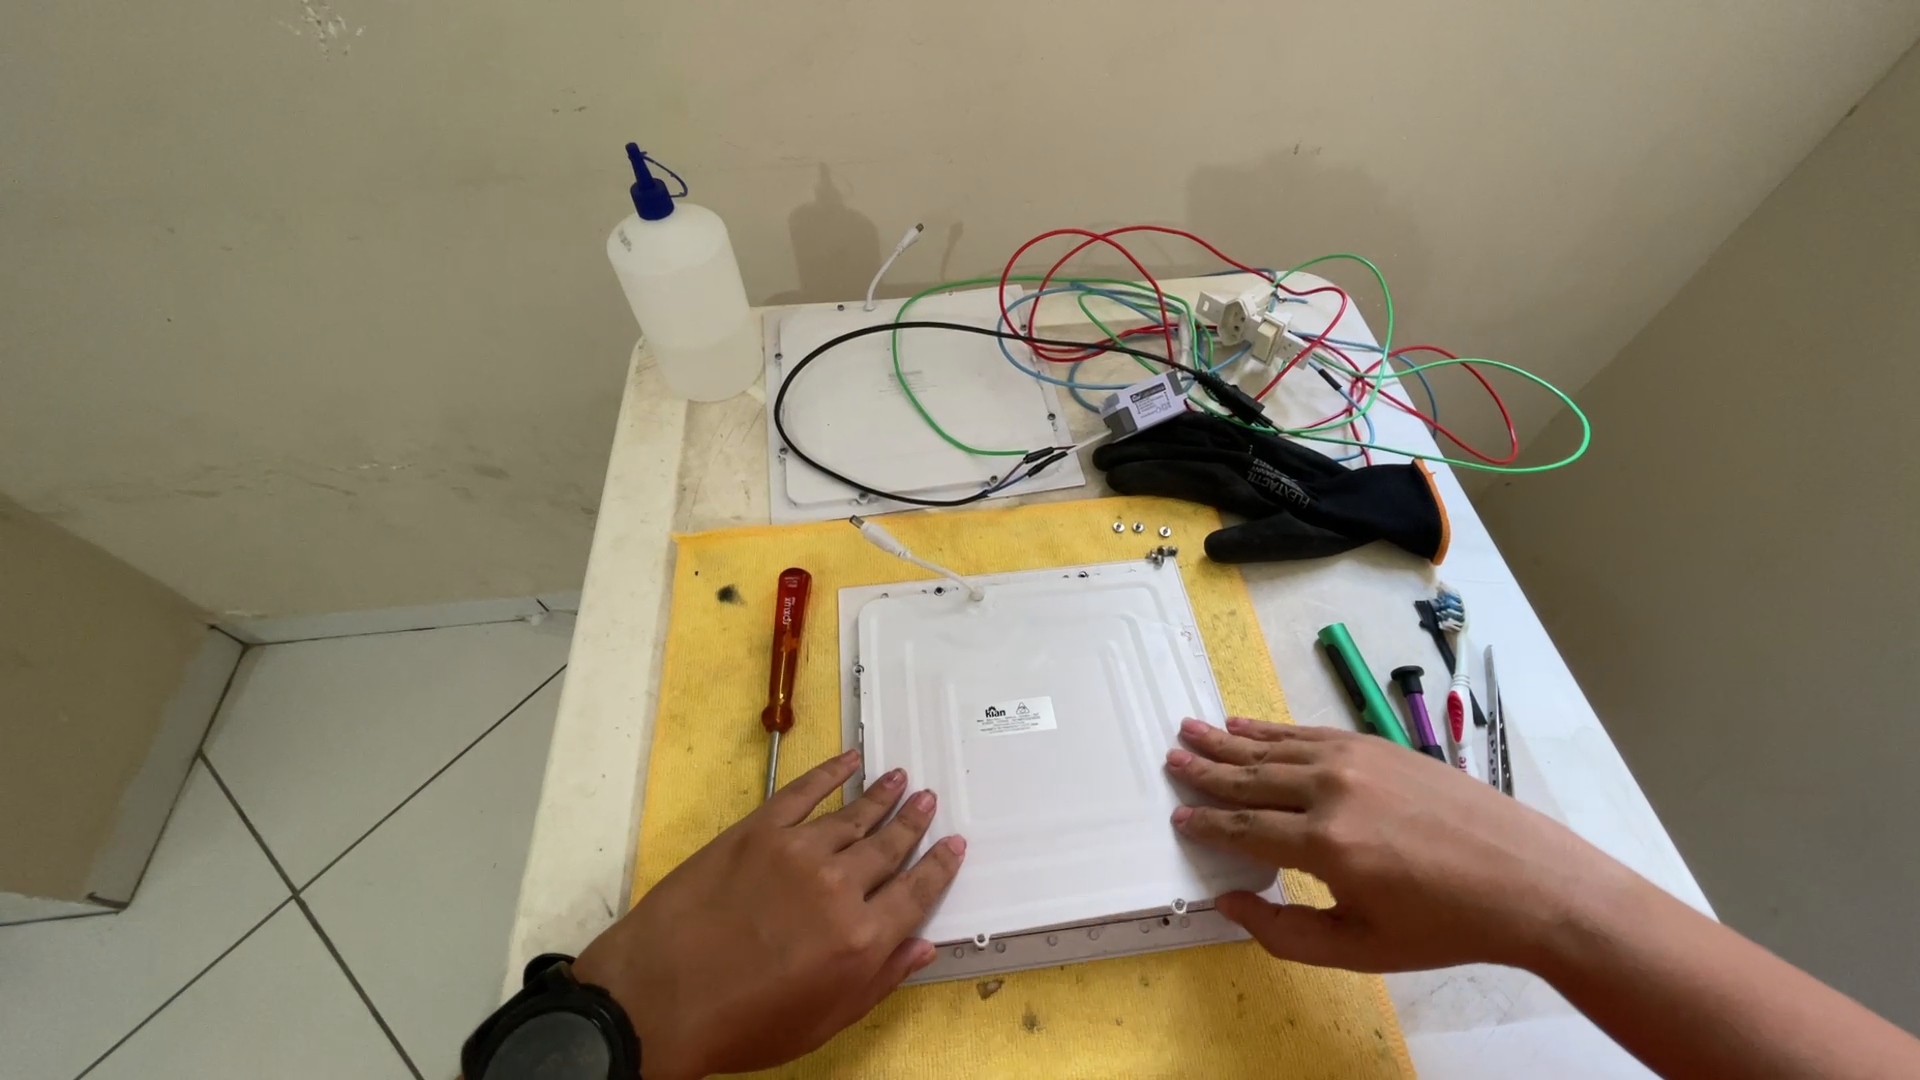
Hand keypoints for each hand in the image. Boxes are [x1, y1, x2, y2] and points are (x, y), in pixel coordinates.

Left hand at [573, 749, 965, 1079]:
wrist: (655, 999)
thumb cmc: (742, 1023)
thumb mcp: (822, 1022)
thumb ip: (880, 980)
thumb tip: (924, 944)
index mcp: (861, 939)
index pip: (917, 892)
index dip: (939, 866)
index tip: (955, 842)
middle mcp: (841, 886)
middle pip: (890, 846)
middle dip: (913, 822)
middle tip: (928, 798)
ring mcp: (800, 850)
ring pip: (855, 815)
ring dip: (881, 796)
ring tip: (899, 777)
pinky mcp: (761, 827)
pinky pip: (805, 791)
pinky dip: (831, 773)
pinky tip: (850, 761)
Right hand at [1166, 717, 1629, 973]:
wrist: (1530, 882)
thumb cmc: (1445, 925)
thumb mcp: (1363, 949)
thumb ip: (1285, 933)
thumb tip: (1228, 902)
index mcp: (1325, 846)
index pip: (1243, 828)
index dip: (1206, 824)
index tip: (1178, 817)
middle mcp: (1330, 792)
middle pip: (1249, 778)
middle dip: (1204, 770)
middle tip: (1171, 757)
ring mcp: (1352, 760)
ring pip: (1271, 748)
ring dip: (1226, 741)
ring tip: (1191, 730)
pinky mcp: (1372, 744)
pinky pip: (1305, 733)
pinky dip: (1269, 730)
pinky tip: (1243, 725)